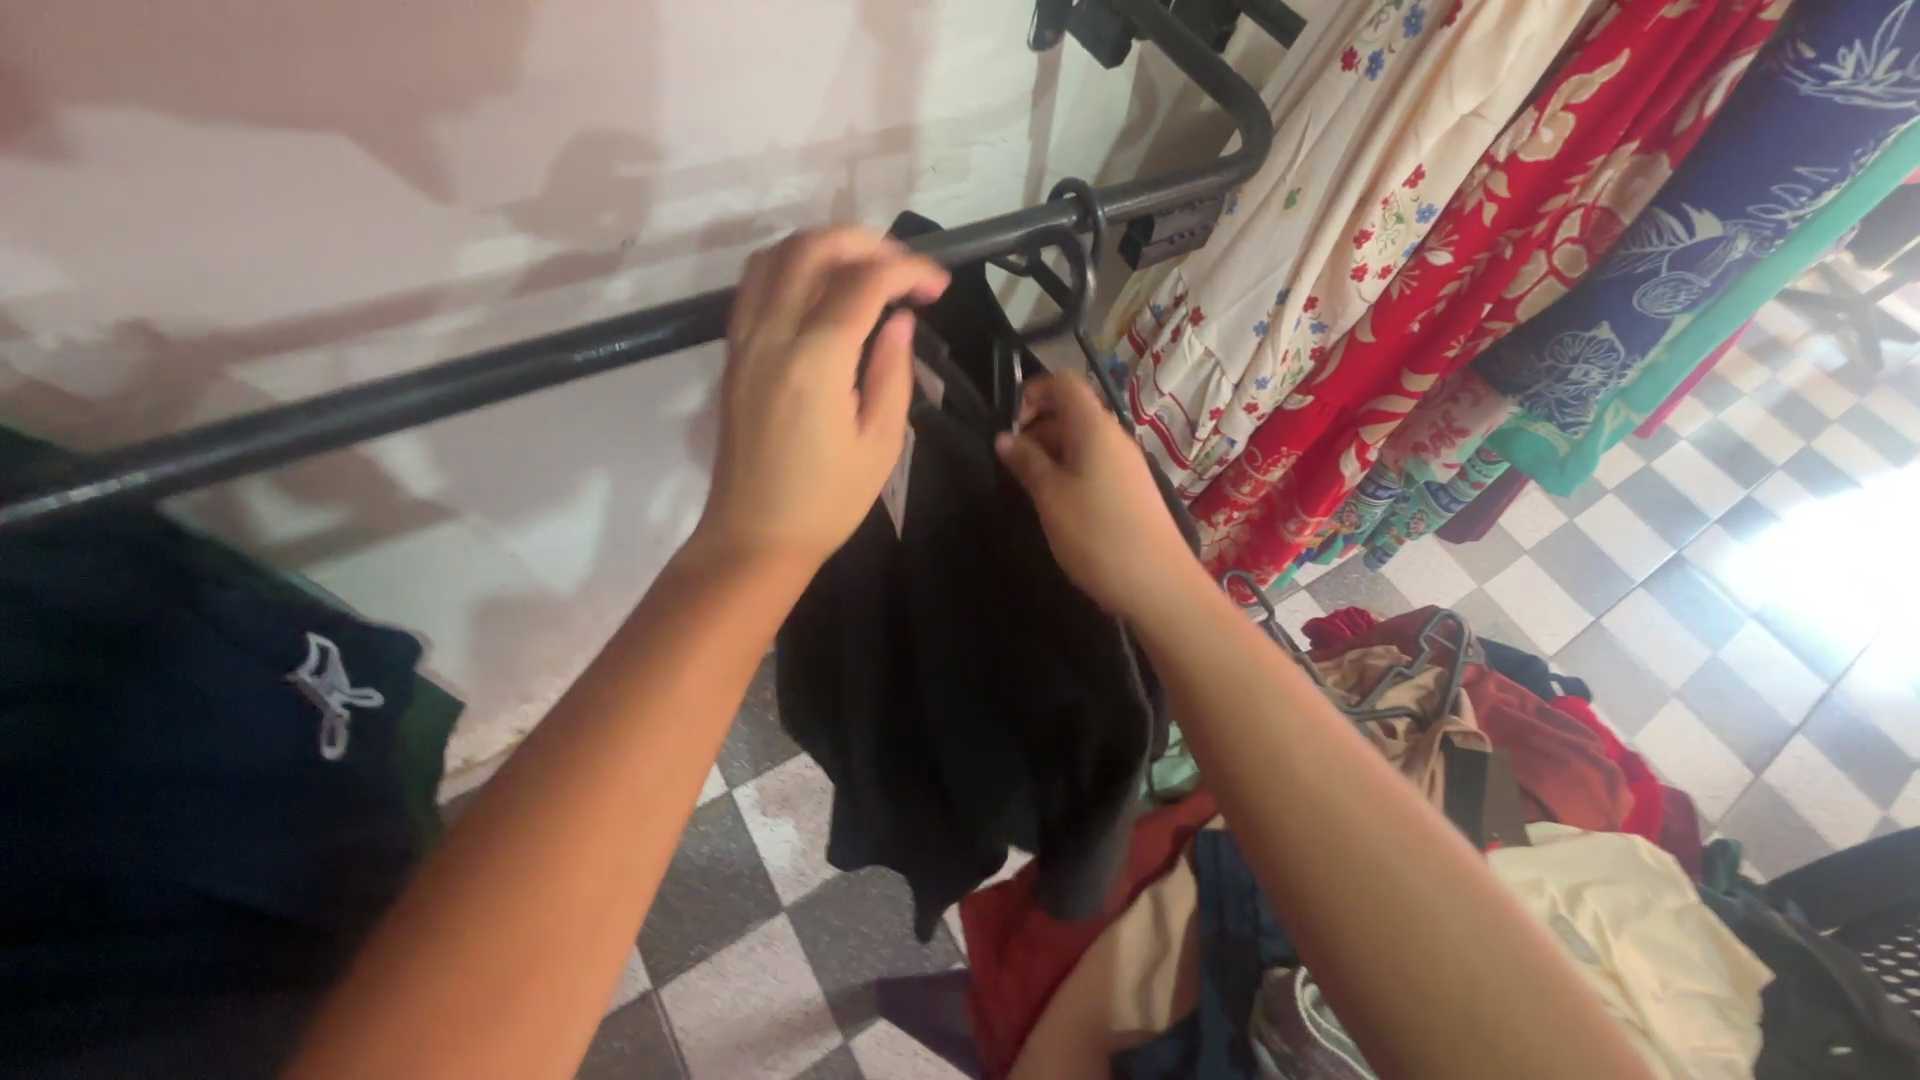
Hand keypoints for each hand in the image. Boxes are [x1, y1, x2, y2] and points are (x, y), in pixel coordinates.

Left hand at [696, 228, 949, 567]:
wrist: (754, 536)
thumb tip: (898, 321)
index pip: (864, 281)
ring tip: (866, 272)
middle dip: (867, 243)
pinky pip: (756, 284)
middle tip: (905, 271)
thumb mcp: (881, 444)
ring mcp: (744, 340)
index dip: (909, 270)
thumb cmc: (827, 502)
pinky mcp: (732, 352)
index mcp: (815, 361)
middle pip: (813, 248)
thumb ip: (892, 371)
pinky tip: (823, 291)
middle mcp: (772, 335)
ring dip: (826, 247)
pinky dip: (792, 267)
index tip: (939, 288)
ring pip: (776, 255)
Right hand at [994, 374, 1204, 617]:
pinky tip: (1057, 505)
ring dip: (1051, 454)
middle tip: (1013, 464)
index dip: (1032, 393)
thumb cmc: (1098, 535)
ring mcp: (1126, 464)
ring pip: (1081, 441)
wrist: (1158, 585)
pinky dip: (1070, 472)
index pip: (1063, 383)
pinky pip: (1094, 465)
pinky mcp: (1131, 490)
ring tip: (1030, 489)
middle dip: (1037, 428)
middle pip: (1071, 411)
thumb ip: (1026, 462)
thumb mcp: (1051, 497)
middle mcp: (1114, 437)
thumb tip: (1004, 437)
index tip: (1009, 427)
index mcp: (1095, 427)